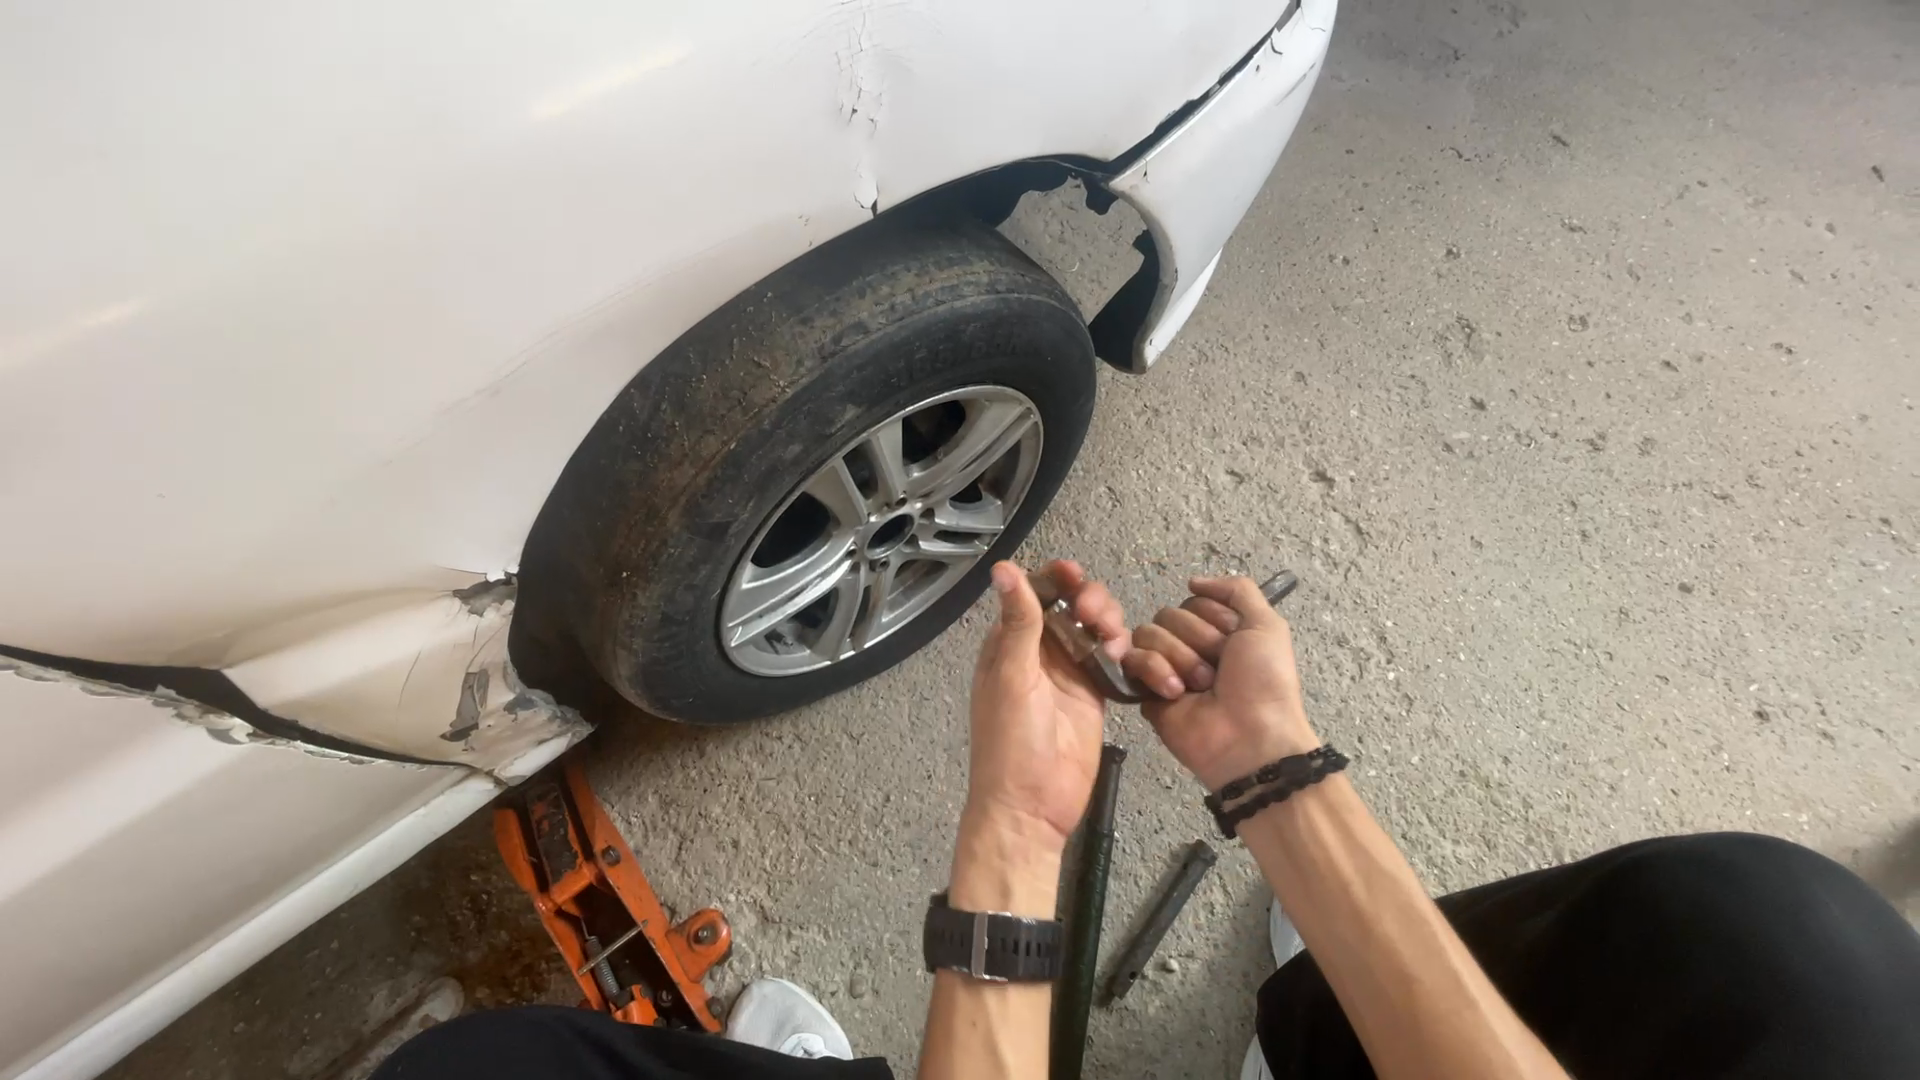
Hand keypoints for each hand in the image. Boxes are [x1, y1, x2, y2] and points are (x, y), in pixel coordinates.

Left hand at [963, 560, 1127, 854]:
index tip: (1073, 574)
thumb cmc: (1010, 741)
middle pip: (1069, 606)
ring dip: (1107, 622)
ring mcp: (1068, 672)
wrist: (1032, 806)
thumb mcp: (1013, 676)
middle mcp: (1038, 651)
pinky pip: (1111, 658)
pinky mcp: (1094, 693)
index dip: (1053, 579)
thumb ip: (1018, 622)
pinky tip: (1126, 656)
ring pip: (1093, 628)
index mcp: (1009, 643)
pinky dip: (1122, 650)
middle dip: (1087, 599)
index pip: (1033, 595)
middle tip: (1096, 616)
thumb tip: (1003, 567)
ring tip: (1113, 638)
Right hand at [1123, 576, 1319, 791]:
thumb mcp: (1266, 626)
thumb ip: (1238, 590)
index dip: (1212, 618)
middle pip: (1167, 615)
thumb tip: (1193, 581)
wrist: (1250, 737)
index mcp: (1217, 631)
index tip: (1232, 642)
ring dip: (1179, 658)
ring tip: (1198, 686)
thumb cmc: (1264, 683)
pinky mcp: (1143, 691)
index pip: (1193, 602)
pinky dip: (1155, 671)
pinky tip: (1175, 692)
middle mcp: (1189, 647)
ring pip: (1147, 633)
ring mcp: (1164, 668)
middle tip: (1216, 671)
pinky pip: (1132, 661)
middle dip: (1195, 640)